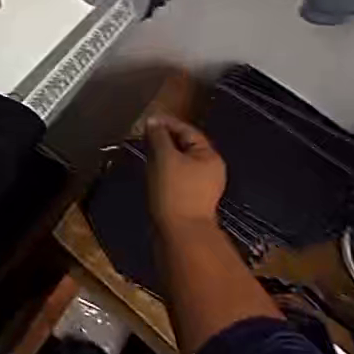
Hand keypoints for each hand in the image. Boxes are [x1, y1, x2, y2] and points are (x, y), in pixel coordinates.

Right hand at [144, 114, 227, 230]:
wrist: (180, 233)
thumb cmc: (175, 190)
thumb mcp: (164, 157)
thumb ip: (158, 136)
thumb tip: (152, 121)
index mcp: (210, 156)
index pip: (188, 131)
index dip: (167, 123)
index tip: (147, 119)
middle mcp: (210, 169)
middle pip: (185, 145)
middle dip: (164, 138)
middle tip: (143, 133)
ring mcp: (201, 185)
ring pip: (179, 161)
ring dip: (162, 153)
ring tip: (144, 148)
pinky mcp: (189, 197)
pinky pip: (176, 174)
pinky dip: (163, 167)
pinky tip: (150, 168)